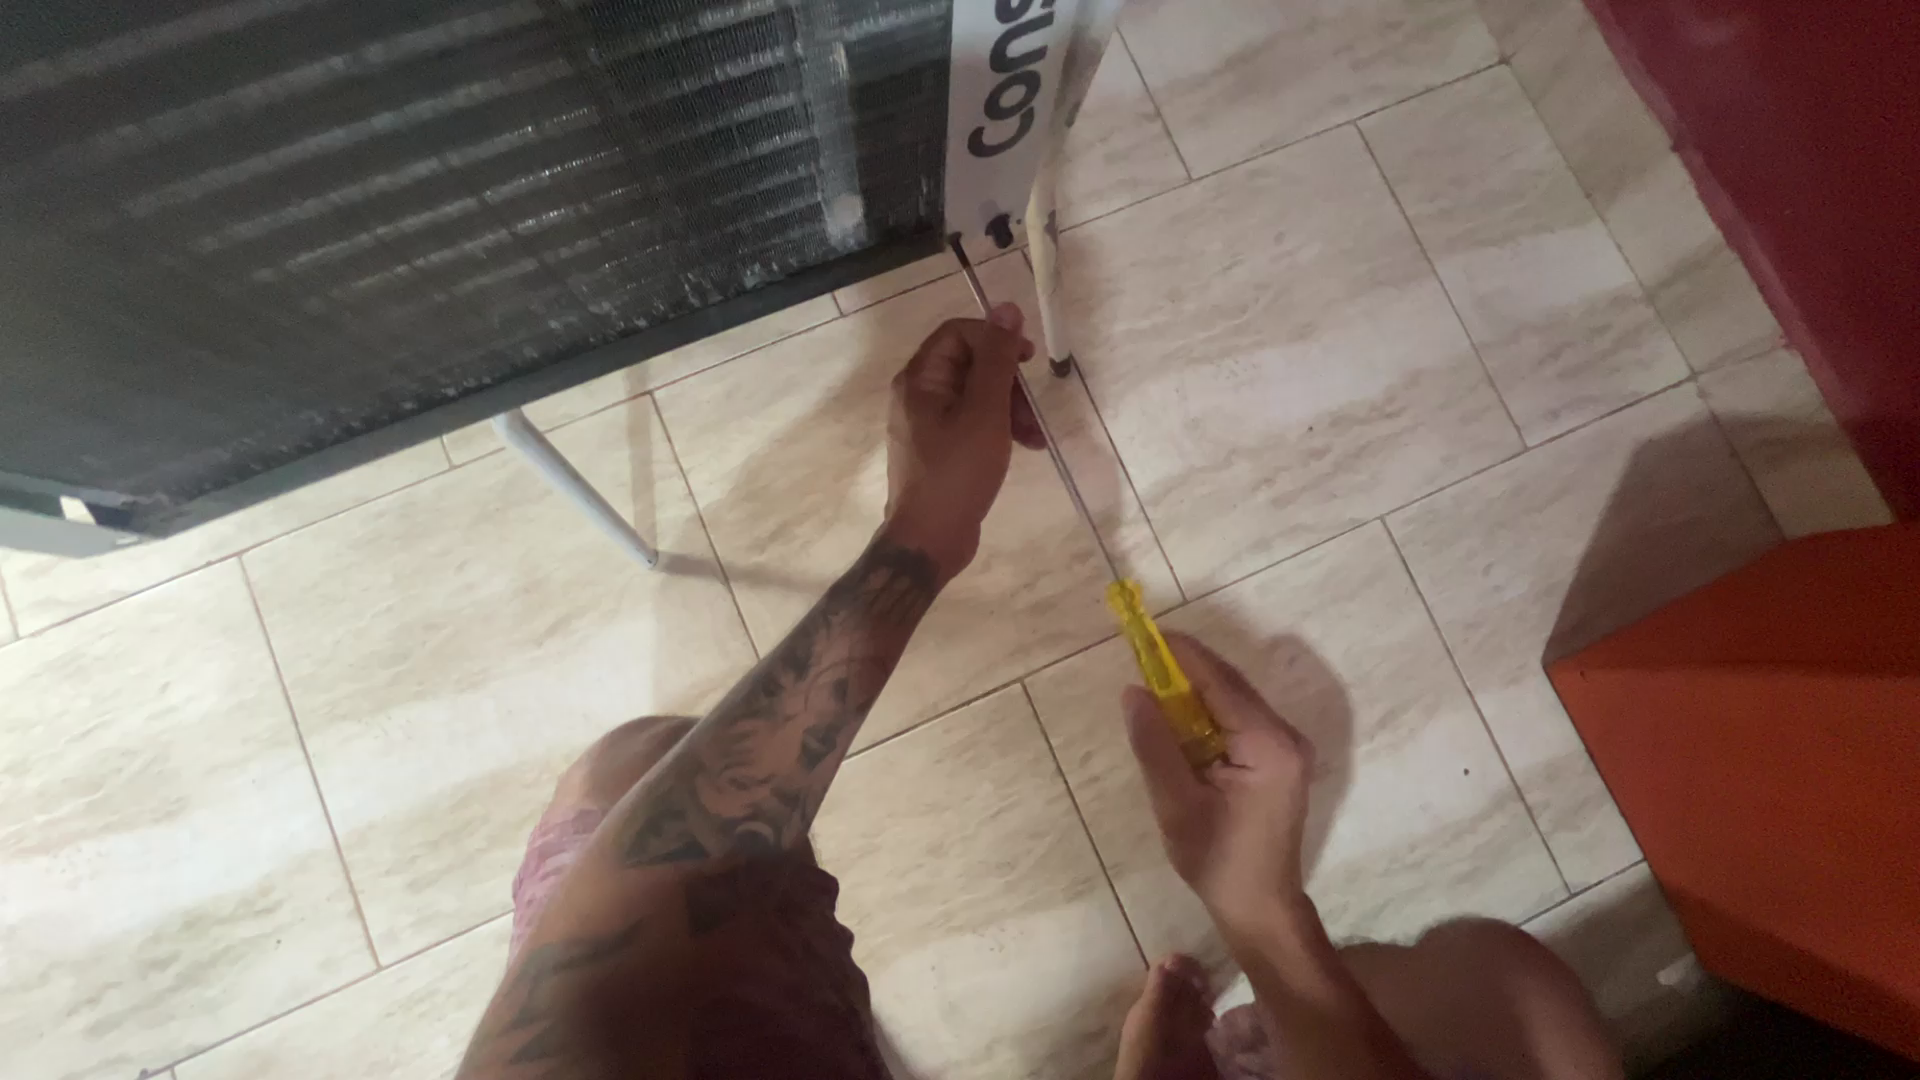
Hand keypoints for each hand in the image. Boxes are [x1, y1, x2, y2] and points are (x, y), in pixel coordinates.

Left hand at [881, 302, 1044, 581]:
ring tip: (1034, 437)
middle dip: (1008, 383)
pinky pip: (972, 423)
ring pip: (975, 396)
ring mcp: (926, 424)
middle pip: (969, 364)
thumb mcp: (985, 412)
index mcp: (920, 379)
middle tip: (1033, 409)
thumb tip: (1006, 307)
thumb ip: (996, 359)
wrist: (930, 539)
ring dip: (1010, 408)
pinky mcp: (939, 449)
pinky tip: (1024, 448)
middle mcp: (917, 395)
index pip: (959, 333)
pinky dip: (999, 429)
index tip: (1028, 360)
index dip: (996, 337)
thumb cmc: (956, 473)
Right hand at [1123, 633, 1316, 949]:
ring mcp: (1286, 747)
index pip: (1220, 682)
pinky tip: (1177, 714)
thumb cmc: (1217, 860)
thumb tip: (1134, 690)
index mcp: (1267, 745)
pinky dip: (1205, 709)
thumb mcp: (1175, 803)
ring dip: (1193, 688)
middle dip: (1185, 667)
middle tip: (1140, 655)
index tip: (1146, 634)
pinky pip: (1238, 718)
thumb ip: (1154, 743)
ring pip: (1233, 698)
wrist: (1261, 907)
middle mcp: (1285, 736)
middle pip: (1229, 684)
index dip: (1182, 654)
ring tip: (1151, 679)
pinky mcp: (1278, 758)